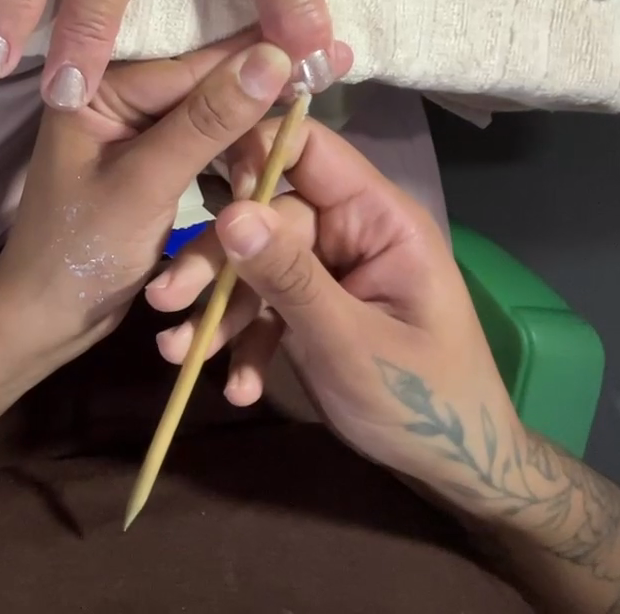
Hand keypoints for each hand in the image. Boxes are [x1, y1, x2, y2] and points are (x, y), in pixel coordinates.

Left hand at [0, 36, 295, 356]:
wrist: (47, 316)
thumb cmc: (82, 250)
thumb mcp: (146, 183)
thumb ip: (207, 121)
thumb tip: (273, 57)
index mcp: (95, 87)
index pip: (188, 64)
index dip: (255, 58)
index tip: (321, 46)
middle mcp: (110, 96)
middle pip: (199, 83)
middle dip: (257, 89)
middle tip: (328, 69)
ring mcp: (128, 129)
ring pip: (205, 112)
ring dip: (247, 124)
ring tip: (308, 103)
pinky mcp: (145, 160)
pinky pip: (198, 141)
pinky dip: (230, 149)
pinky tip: (270, 143)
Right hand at [147, 115, 520, 496]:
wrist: (454, 471)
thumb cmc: (426, 402)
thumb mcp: (352, 342)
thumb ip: (290, 277)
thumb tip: (229, 213)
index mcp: (376, 217)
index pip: (309, 148)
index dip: (257, 158)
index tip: (216, 205)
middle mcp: (344, 231)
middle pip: (262, 219)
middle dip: (213, 265)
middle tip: (165, 300)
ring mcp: (321, 269)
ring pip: (250, 265)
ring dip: (215, 310)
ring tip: (178, 353)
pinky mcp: (303, 304)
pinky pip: (259, 306)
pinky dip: (241, 342)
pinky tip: (236, 386)